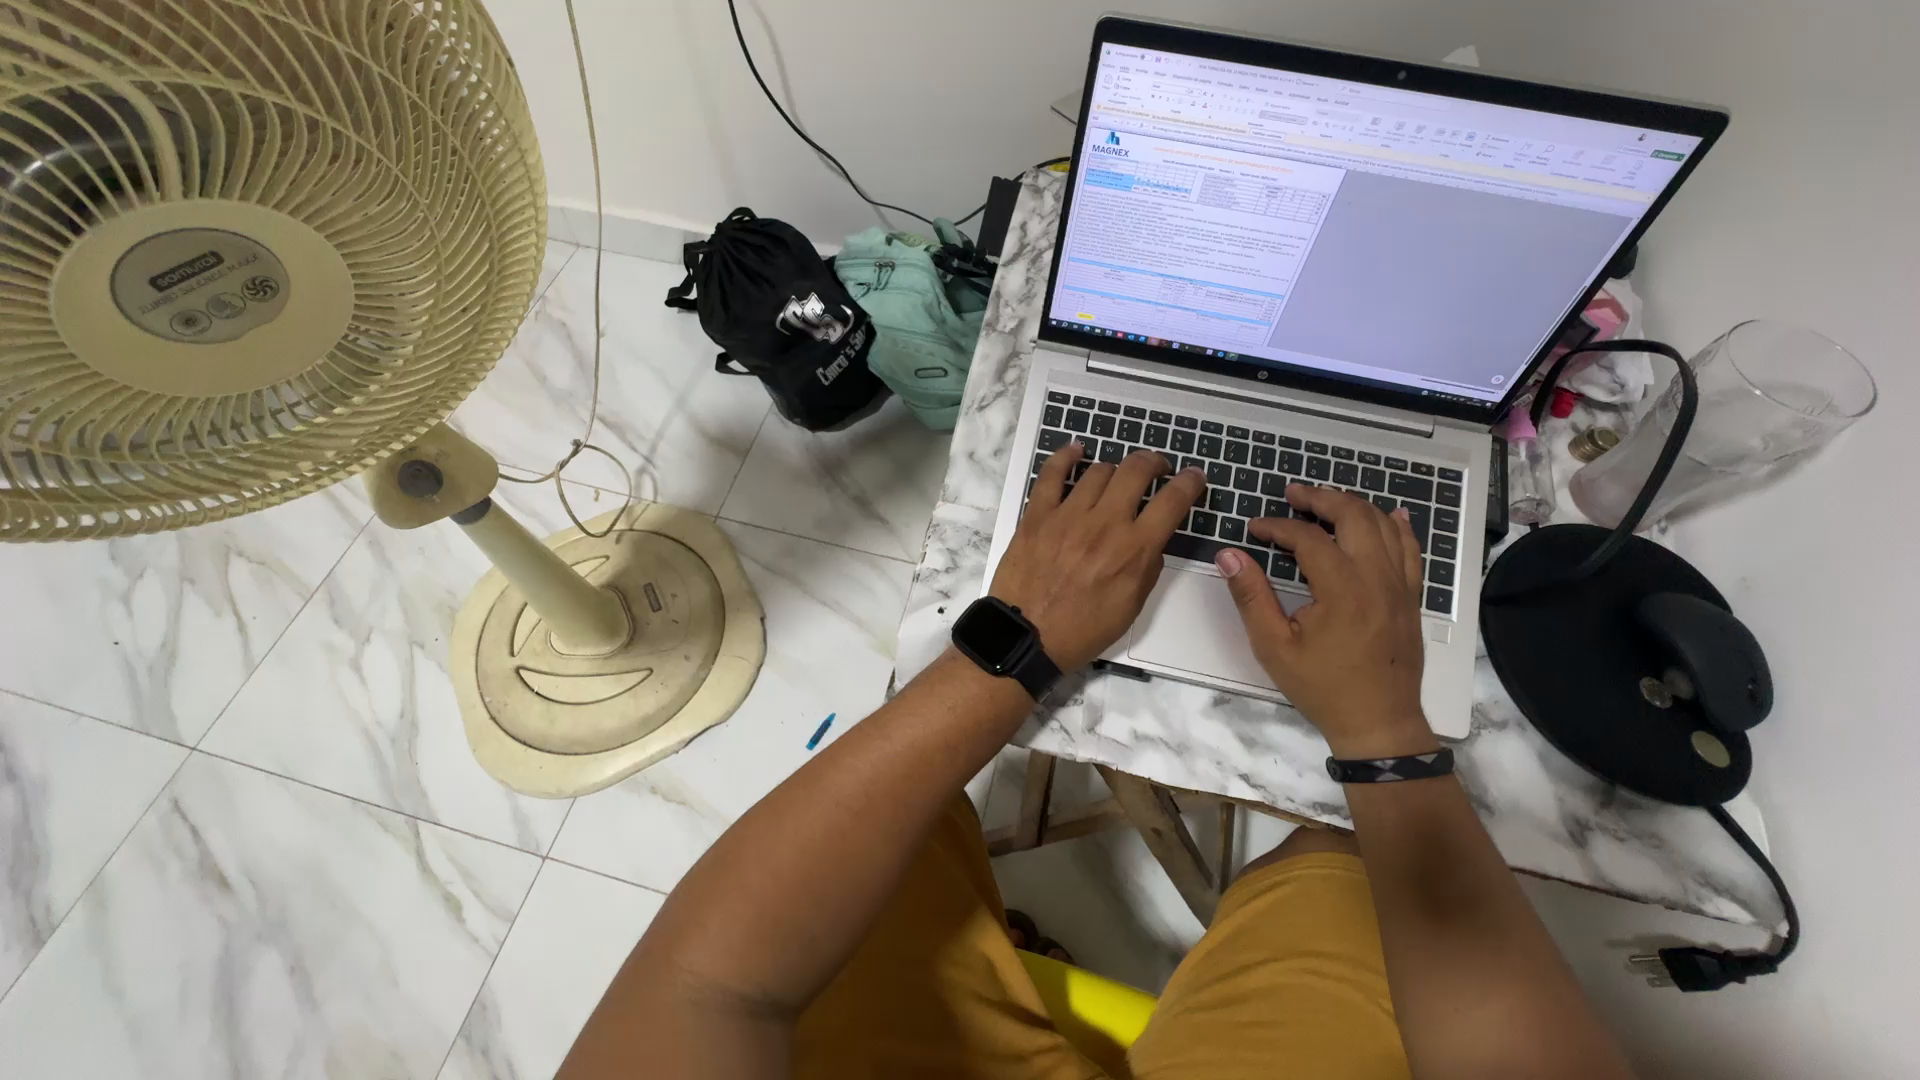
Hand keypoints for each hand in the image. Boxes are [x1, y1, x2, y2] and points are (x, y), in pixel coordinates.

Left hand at [988, 441, 1206, 670]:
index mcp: (1134, 550)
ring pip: (1099, 470)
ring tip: (1116, 475)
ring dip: (1114, 468)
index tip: (1194, 476)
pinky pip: (1051, 474)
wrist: (1028, 636)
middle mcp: (1104, 524)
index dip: (1190, 482)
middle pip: (1136, 470)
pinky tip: (1075, 450)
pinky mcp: (1037, 515)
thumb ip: (1148, 565)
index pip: (1173, 501)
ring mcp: (1068, 516)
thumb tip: (1153, 537)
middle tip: (1156, 467)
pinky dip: (1065, 457)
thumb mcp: (1132, 605)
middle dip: (1154, 462)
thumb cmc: (1083, 629)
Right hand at [1214, 484, 1436, 759]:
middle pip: (1354, 516)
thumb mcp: (1273, 646)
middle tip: (1293, 493)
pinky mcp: (1412, 597)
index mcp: (1342, 590)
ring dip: (1353, 506)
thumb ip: (1251, 596)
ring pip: (1384, 526)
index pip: (1308, 538)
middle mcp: (1377, 578)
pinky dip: (1397, 526)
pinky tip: (1387, 515)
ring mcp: (1401, 586)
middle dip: (1321, 498)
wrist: (1379, 721)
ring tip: (1325, 501)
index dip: (1277, 526)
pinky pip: (1411, 549)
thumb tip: (1229, 555)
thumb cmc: (1321, 686)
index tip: (1254, 527)